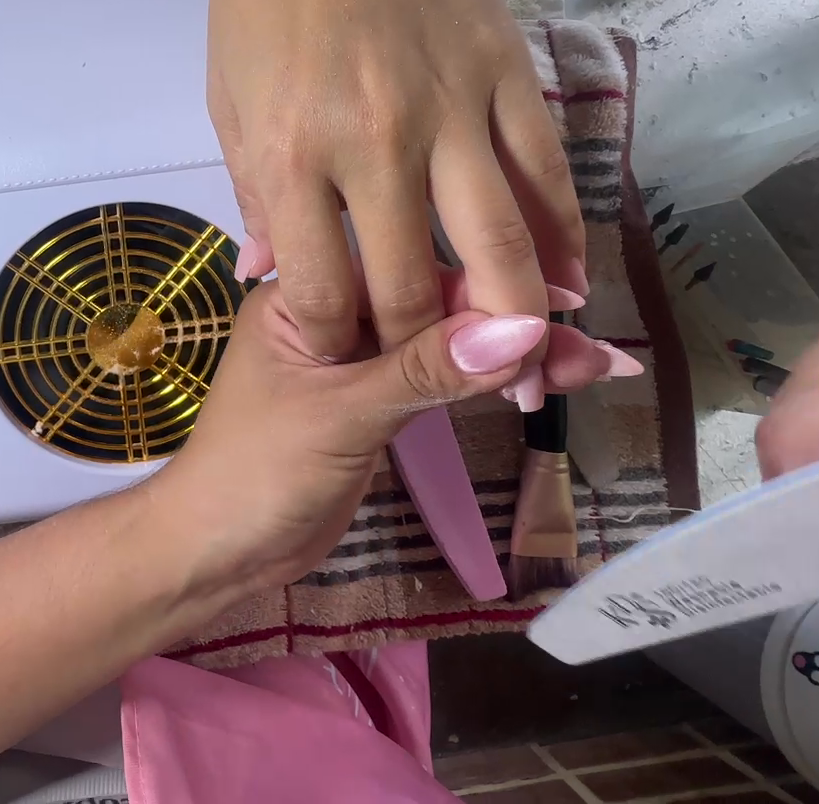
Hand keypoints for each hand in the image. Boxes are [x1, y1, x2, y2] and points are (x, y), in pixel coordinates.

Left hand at [147, 281, 634, 594]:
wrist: (223, 548)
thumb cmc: (257, 471)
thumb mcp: (339, 415)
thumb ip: (423, 372)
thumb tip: (521, 327)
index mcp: (299, 295)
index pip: (399, 271)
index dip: (478, 289)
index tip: (558, 303)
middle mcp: (328, 315)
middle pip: (428, 306)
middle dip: (508, 325)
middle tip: (591, 348)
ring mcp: (351, 359)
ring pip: (440, 345)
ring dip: (510, 356)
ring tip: (595, 367)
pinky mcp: (371, 401)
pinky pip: (435, 380)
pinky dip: (484, 382)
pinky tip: (542, 380)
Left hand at [210, 0, 584, 383]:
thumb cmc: (259, 4)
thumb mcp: (229, 105)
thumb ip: (255, 198)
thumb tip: (269, 275)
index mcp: (289, 158)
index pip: (323, 291)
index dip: (334, 339)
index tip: (342, 353)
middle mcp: (373, 147)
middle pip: (412, 287)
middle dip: (422, 349)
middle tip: (434, 375)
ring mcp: (449, 111)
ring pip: (501, 246)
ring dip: (516, 320)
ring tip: (524, 360)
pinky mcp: (506, 77)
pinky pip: (547, 176)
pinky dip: (564, 238)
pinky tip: (568, 280)